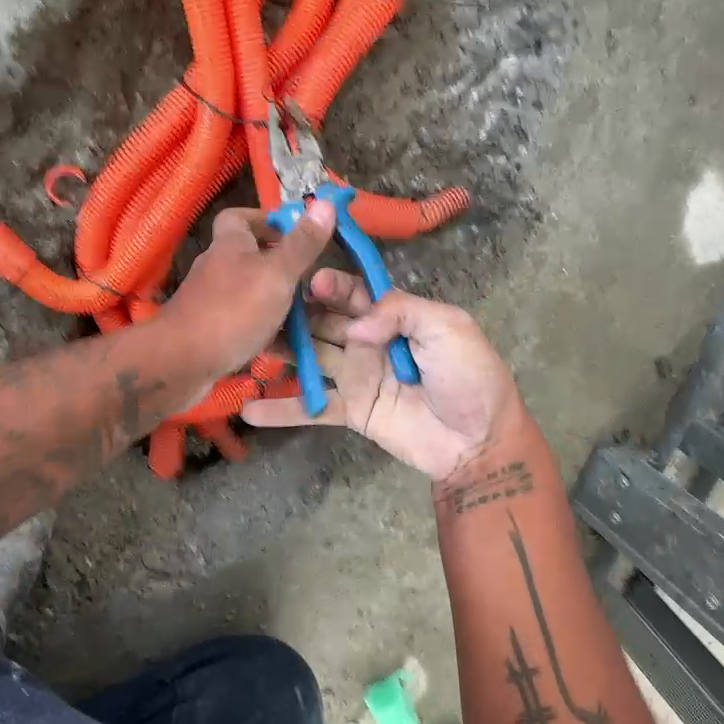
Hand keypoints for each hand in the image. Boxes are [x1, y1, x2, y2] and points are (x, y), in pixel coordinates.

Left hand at [160, 203, 335, 377]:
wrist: (181, 363)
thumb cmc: (232, 312)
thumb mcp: (276, 275)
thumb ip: (302, 245)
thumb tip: (326, 203)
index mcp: (229, 245)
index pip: (240, 218)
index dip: (266, 220)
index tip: (295, 234)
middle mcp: (216, 268)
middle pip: (249, 258)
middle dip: (280, 267)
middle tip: (311, 281)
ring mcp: (210, 302)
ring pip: (249, 294)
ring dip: (275, 302)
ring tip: (307, 316)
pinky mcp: (209, 332)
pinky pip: (243, 324)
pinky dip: (263, 331)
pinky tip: (284, 346)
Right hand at [241, 270, 531, 481]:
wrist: (479, 440)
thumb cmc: (470, 376)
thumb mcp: (447, 326)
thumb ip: (400, 311)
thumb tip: (354, 327)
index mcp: (394, 315)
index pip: (354, 294)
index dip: (331, 287)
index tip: (309, 283)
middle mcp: (369, 341)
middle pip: (324, 322)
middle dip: (294, 314)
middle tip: (261, 310)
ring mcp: (356, 377)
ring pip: (311, 358)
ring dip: (280, 352)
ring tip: (245, 346)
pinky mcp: (350, 412)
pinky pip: (312, 407)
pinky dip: (282, 410)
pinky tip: (248, 410)